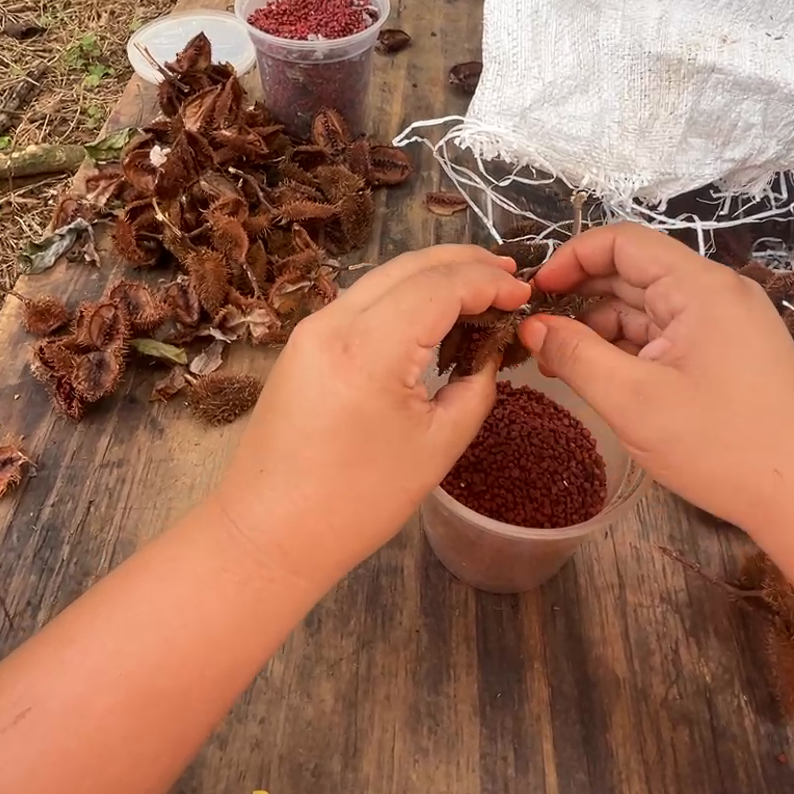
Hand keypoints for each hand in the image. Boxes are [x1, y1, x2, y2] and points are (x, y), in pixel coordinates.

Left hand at [211, 245, 531, 588]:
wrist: (269, 531)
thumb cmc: (358, 503)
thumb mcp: (436, 447)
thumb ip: (474, 386)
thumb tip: (489, 347)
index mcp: (368, 349)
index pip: (439, 287)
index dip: (488, 283)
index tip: (524, 292)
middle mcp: (334, 322)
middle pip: (409, 267)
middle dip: (464, 262)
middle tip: (509, 272)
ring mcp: (311, 328)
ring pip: (383, 277)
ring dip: (433, 273)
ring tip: (479, 282)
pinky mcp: (303, 341)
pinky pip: (363, 300)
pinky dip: (404, 294)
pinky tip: (431, 308)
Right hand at [517, 223, 793, 530]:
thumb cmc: (720, 446)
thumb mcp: (632, 401)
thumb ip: (575, 355)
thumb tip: (531, 326)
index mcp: (699, 287)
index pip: (622, 242)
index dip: (571, 258)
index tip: (534, 294)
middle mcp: (714, 293)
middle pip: (632, 273)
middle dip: (579, 298)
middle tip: (535, 333)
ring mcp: (723, 322)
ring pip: (644, 306)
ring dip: (599, 327)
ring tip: (558, 361)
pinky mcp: (726, 351)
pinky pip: (664, 333)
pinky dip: (626, 348)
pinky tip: (597, 373)